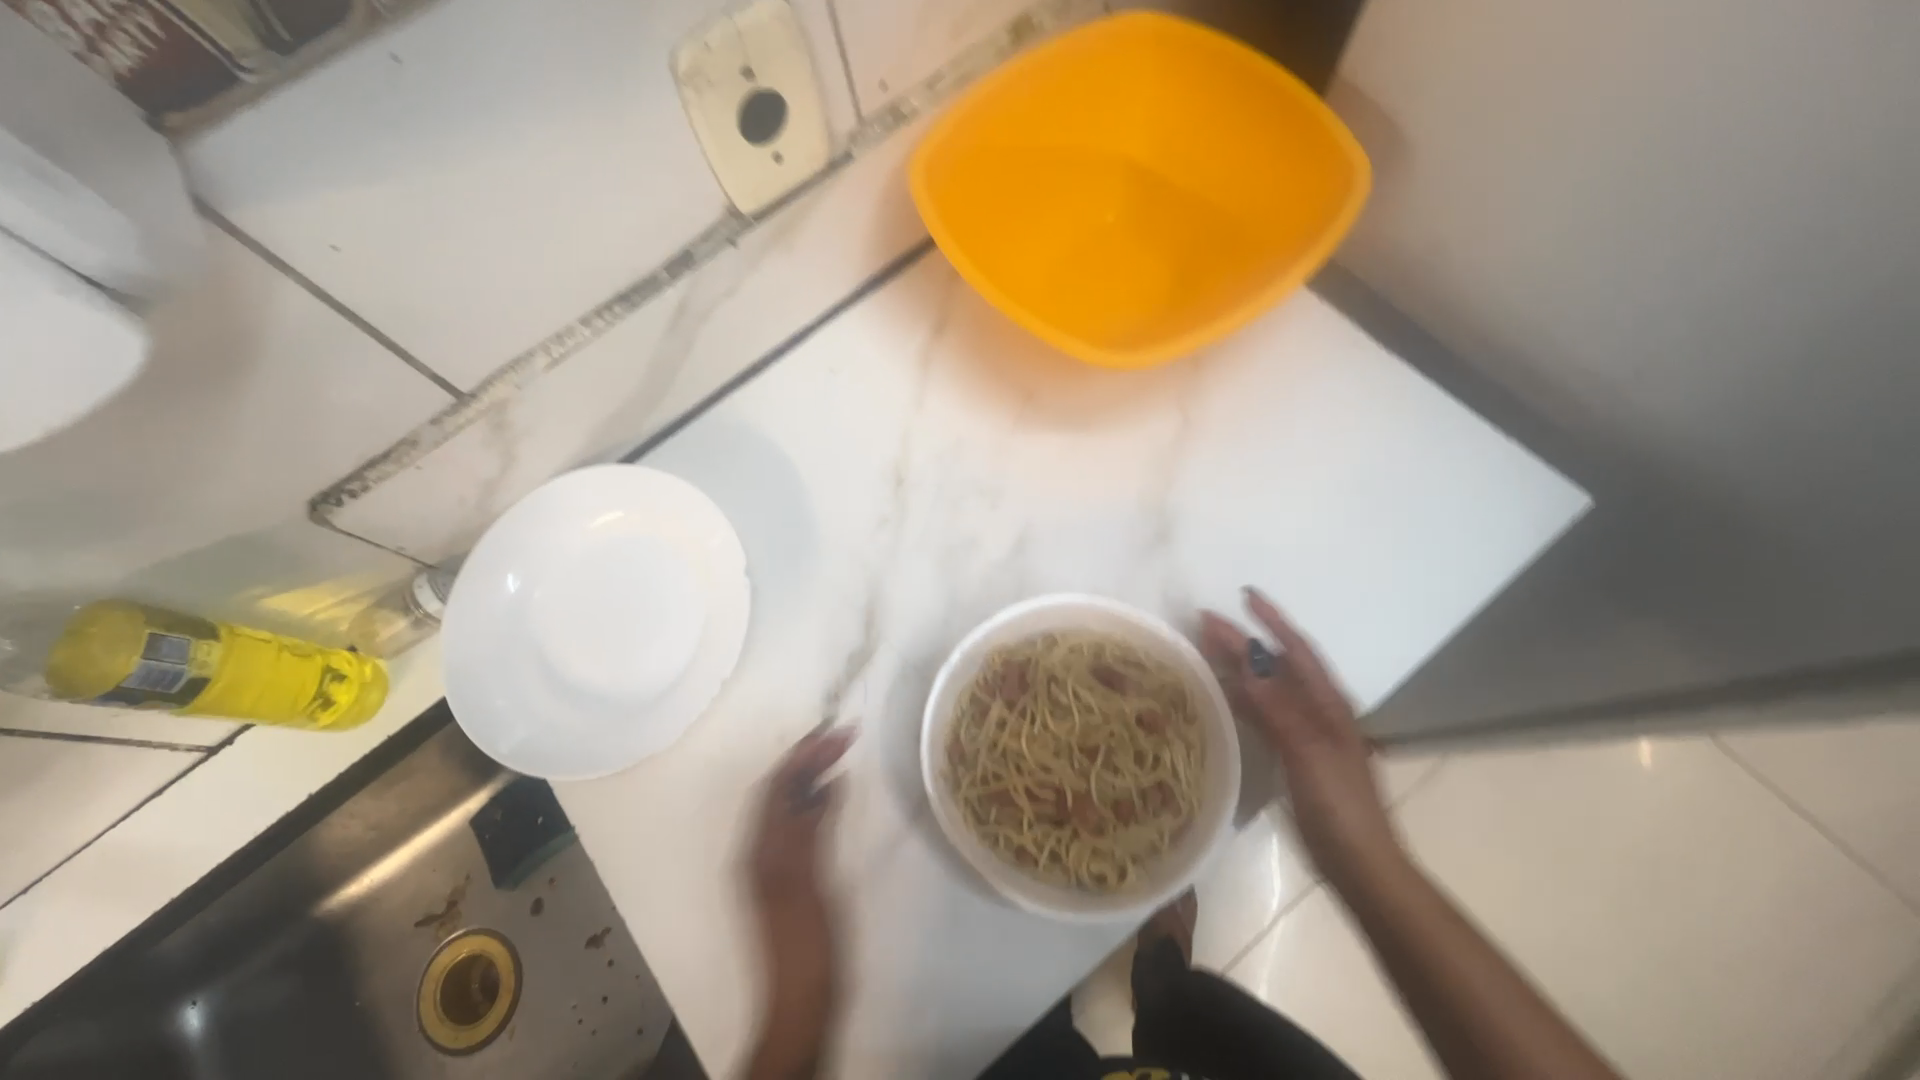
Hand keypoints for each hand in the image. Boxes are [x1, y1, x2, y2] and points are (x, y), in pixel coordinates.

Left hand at [746, 728, 852, 1077]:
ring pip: (785, 807)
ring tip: (838, 754)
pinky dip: (813, 804)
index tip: (837, 730)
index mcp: (758, 848)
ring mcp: (770, 866)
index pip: (777, 785)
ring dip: (808, 776)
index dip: (804, 753)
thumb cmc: (805, 942)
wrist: (800, 1002)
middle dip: (807, 758)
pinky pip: (795, 826)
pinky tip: (832, 800)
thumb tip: (825, 783)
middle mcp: (757, 850)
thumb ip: (811, 831)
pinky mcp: (787, 879)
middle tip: (843, 734)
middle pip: (777, 791)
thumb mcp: (808, 882)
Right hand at [1201, 588, 1405, 889]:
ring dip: (1244, 667)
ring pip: (1272, 688)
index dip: (1271, 621)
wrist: (1361, 864)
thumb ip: (1277, 705)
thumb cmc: (1338, 806)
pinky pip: (1266, 715)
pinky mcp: (1297, 757)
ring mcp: (1309, 735)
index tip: (1241, 596)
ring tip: (1210, 651)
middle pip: (1280, 665)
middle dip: (1248, 640)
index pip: (1296, 650)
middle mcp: (1321, 712)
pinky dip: (1244, 699)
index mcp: (1329, 705)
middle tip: (1208, 622)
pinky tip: (1226, 700)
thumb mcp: (1307, 752)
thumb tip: (1247, 658)